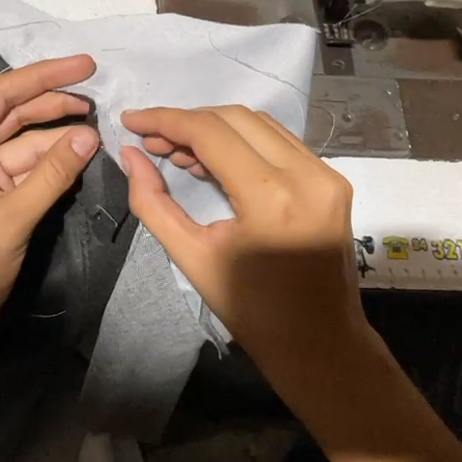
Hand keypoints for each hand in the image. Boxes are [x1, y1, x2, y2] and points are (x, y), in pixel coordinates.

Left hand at [0, 56, 101, 352]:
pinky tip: (80, 152)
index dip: (43, 76)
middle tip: (98, 90)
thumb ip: (51, 175)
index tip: (84, 65)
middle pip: (12, 113)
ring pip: (24, 140)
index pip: (0, 96)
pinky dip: (52, 161)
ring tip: (97, 127)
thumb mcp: (11, 219)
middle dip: (53, 101)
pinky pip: (27, 167)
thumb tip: (89, 135)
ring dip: (57, 134)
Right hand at [119, 105, 372, 366]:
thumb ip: (153, 203)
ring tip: (174, 152)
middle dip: (186, 122)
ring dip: (213, 129)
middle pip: (234, 119)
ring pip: (259, 124)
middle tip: (149, 141)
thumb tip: (129, 156)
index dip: (165, 120)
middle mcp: (307, 175)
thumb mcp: (191, 257)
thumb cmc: (251, 310)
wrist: (319, 342)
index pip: (210, 133)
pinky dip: (240, 142)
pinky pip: (279, 142)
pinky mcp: (333, 181)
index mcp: (270, 198)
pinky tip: (211, 161)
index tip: (130, 121)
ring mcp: (326, 175)